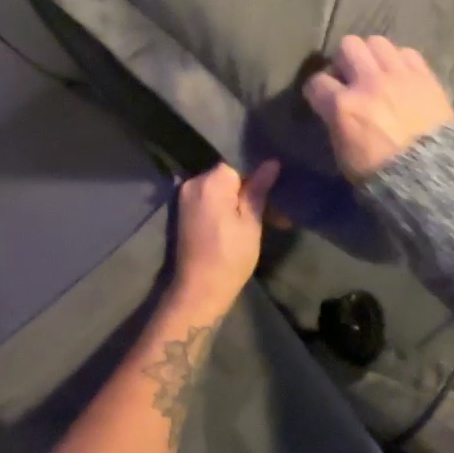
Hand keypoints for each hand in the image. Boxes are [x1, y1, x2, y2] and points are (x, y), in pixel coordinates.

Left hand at [170, 160, 279, 315]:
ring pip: (217, 189)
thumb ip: (258, 190)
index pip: (238, 166)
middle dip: (246, 191)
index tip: (272, 199)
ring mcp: (184, 196)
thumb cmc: (230, 257)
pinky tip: (234, 224)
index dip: (256, 181)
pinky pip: (206, 200)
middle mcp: (193, 182)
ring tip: (256, 221)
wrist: (198, 289)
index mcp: (211, 181)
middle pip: (226, 177)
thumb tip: (272, 163)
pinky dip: (220, 208)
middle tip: (271, 213)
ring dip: (234, 201)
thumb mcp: (250, 223)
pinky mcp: (181, 211)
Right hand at [304, 35, 453, 179]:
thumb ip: (335, 121)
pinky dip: (399, 61)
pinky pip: (407, 52)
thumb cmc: (381, 173)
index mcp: (344, 106)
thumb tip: (334, 107)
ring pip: (376, 42)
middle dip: (344, 60)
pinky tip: (399, 76)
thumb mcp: (343, 152)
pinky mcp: (424, 77)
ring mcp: (398, 76)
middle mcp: (369, 83)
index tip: (321, 97)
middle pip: (348, 46)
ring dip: (372, 55)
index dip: (317, 90)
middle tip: (350, 77)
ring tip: (376, 71)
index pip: (316, 81)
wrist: (432, 179)